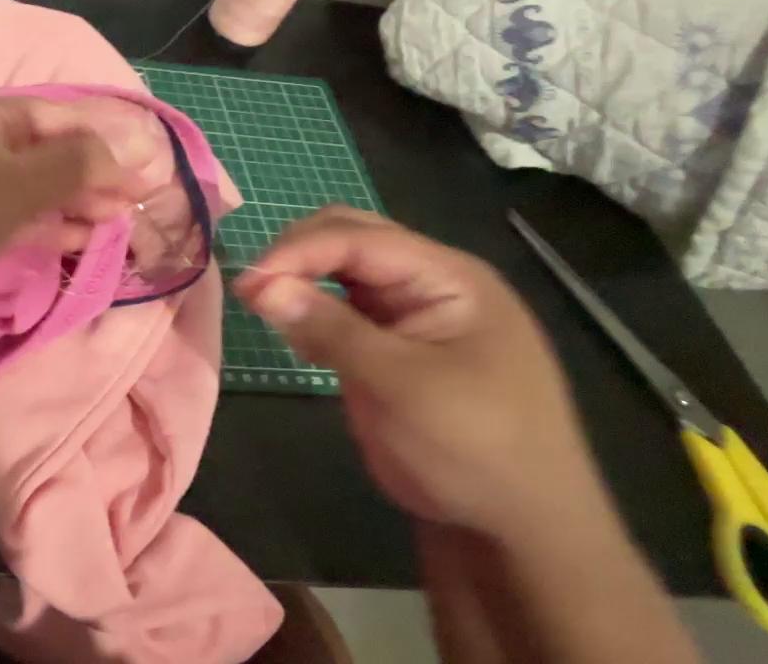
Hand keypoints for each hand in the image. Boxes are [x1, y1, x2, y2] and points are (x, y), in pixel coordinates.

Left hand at [0, 98, 133, 306]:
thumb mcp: (20, 181)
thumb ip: (75, 163)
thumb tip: (122, 152)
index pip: (62, 118)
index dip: (106, 141)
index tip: (147, 169)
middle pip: (49, 153)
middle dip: (95, 176)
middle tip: (141, 203)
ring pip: (34, 188)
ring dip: (76, 203)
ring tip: (120, 222)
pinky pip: (14, 217)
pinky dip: (47, 225)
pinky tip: (80, 239)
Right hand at [232, 206, 608, 540]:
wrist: (520, 528)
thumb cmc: (471, 449)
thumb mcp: (399, 386)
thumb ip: (328, 327)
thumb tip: (257, 286)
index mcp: (449, 277)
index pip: (359, 238)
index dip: (298, 251)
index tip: (247, 284)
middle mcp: (431, 281)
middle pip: (350, 238)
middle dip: (297, 254)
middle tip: (252, 291)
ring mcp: (414, 311)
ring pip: (342, 268)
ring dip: (301, 278)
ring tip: (265, 308)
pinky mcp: (394, 341)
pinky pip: (344, 305)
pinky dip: (312, 308)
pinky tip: (295, 331)